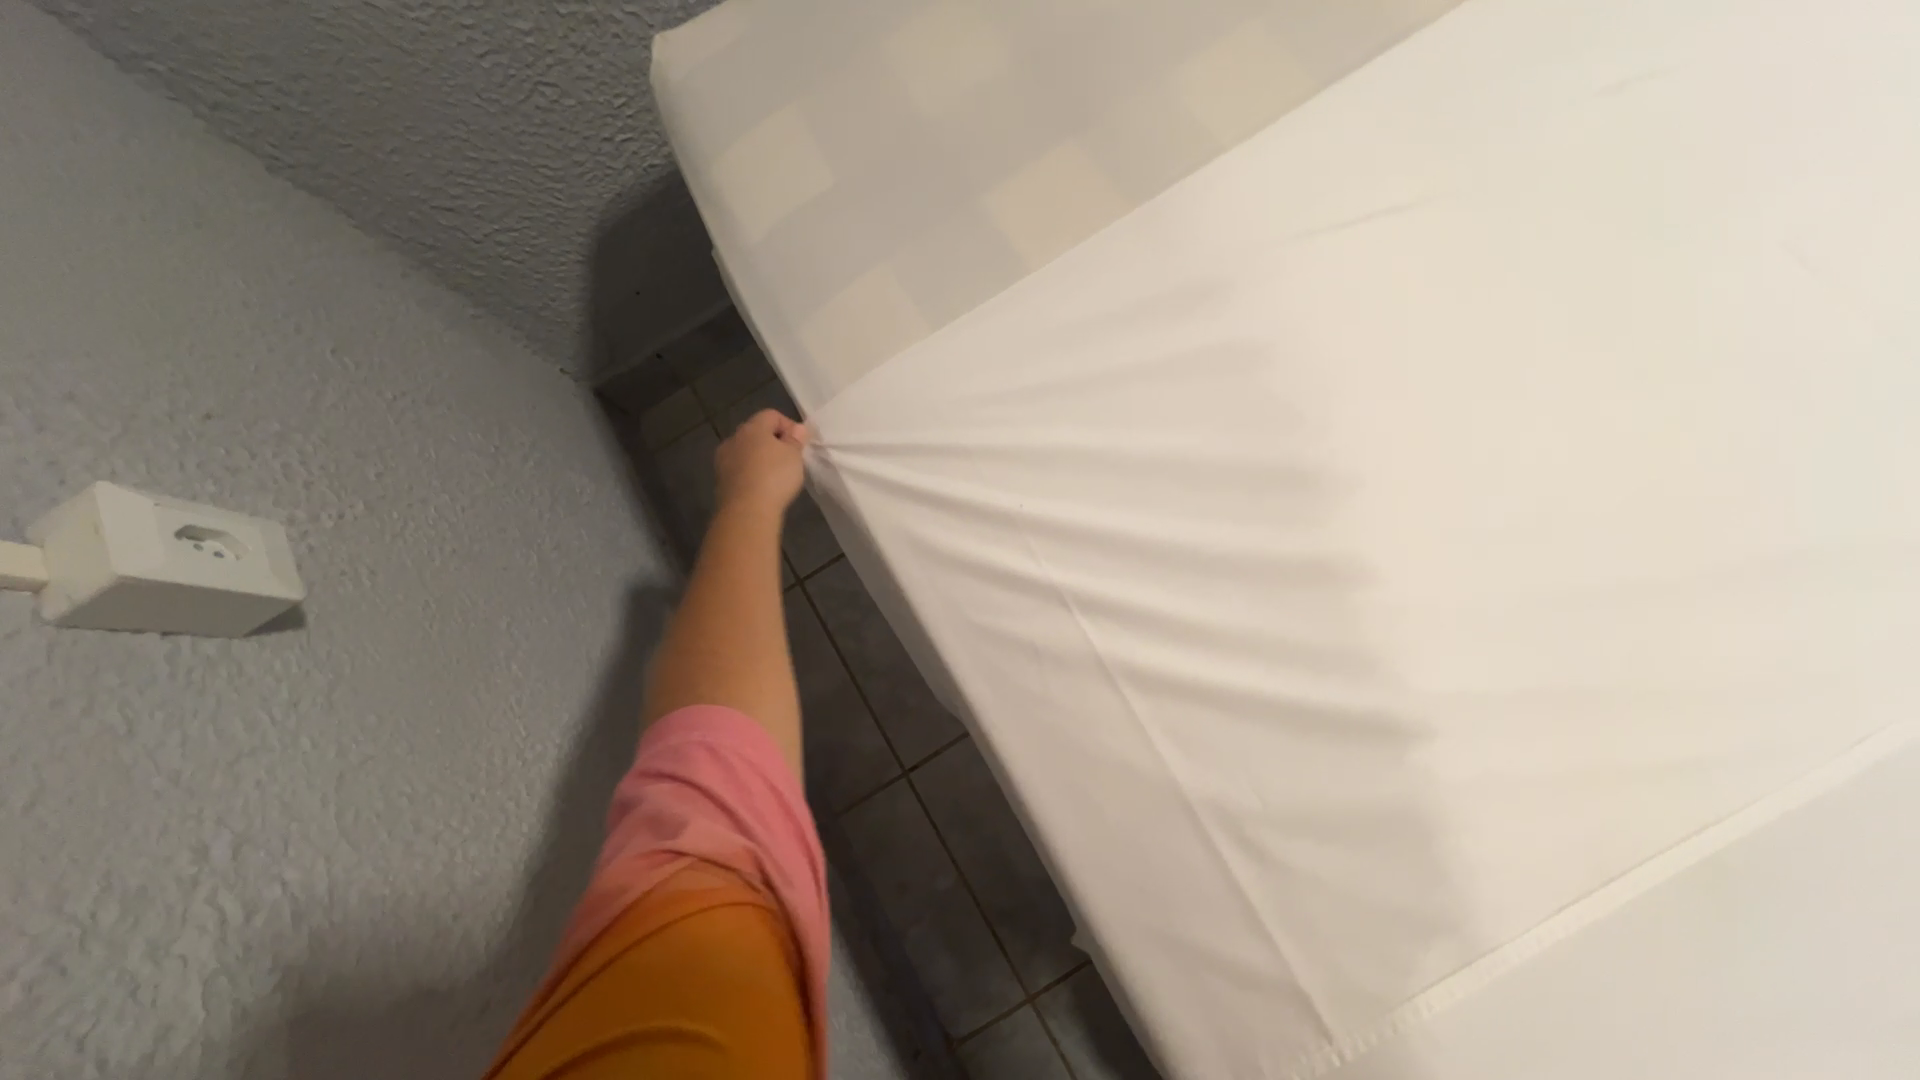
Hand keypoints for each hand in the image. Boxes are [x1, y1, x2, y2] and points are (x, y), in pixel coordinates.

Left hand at [715, 408, 810, 514]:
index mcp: (752, 428)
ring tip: (775, 475)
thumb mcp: (794, 456)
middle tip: (789, 459)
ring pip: (745, 452)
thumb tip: (797, 429)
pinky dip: (750, 474)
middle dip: (772, 442)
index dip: (789, 426)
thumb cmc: (774, 477)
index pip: (771, 415)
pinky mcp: (720, 481)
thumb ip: (796, 439)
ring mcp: (723, 460)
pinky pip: (739, 470)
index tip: (800, 444)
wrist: (746, 511)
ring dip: (759, 458)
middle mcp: (733, 439)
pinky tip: (761, 488)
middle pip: (755, 432)